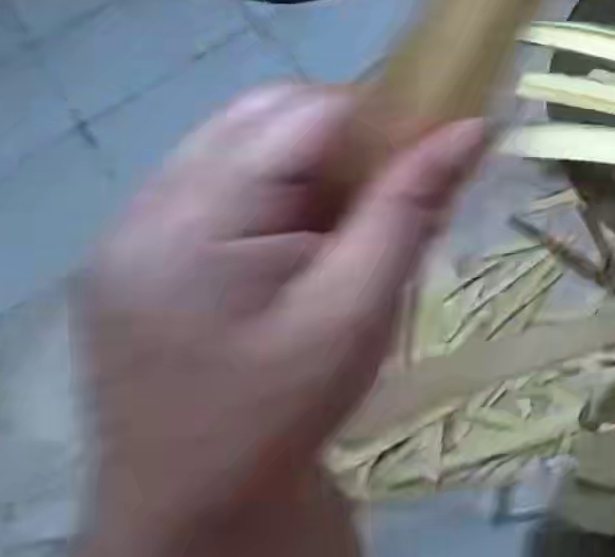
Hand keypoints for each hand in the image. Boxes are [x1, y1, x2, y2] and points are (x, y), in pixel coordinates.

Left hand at [79, 84, 485, 556]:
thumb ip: (413, 202)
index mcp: (187, 226)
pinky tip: (322, 226)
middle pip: (267, 110)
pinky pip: (236, 170)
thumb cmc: (286, 404)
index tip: (438, 146)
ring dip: (325, 149)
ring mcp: (138, 226)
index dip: (382, 113)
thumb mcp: (362, 302)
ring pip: (252, 133)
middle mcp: (146, 210)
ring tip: (364, 205)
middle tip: (401, 177)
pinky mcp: (151, 245)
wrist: (198, 503)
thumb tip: (476, 124)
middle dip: (351, 126)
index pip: (302, 115)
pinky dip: (296, 176)